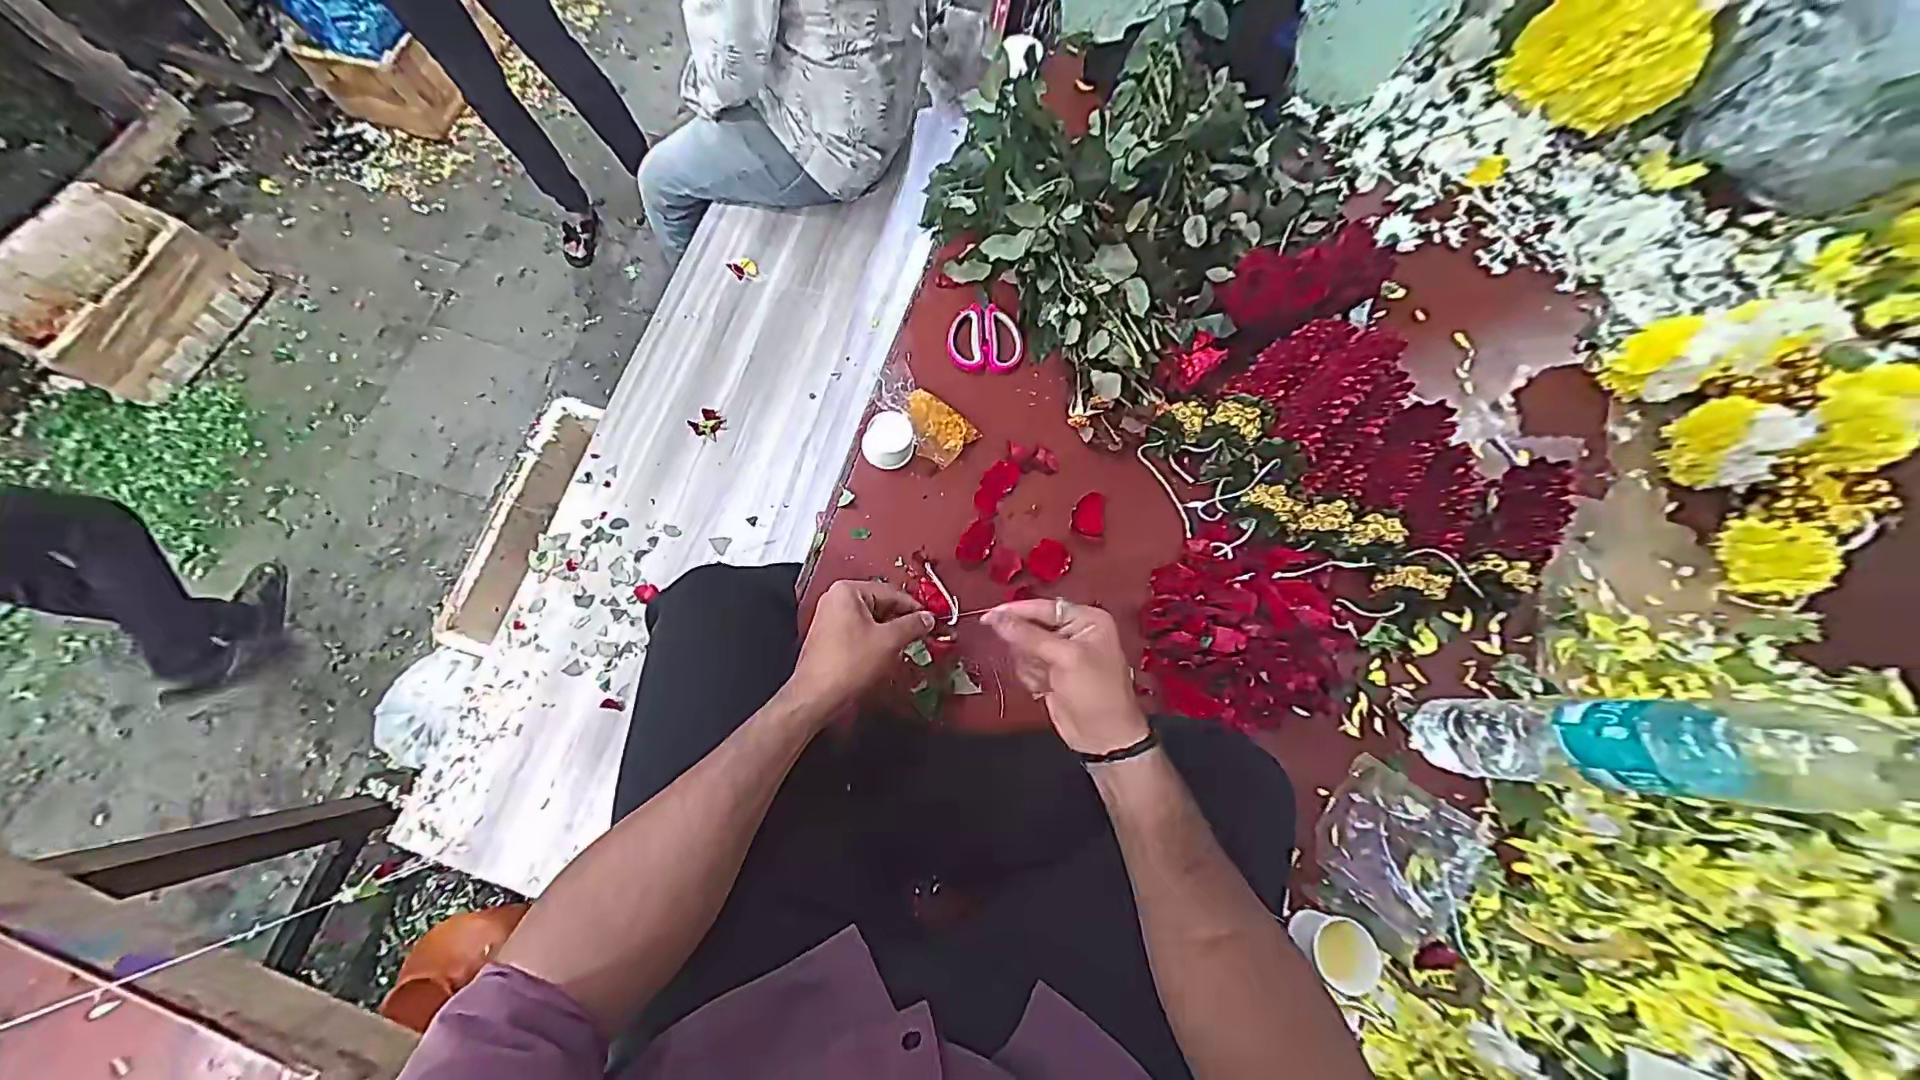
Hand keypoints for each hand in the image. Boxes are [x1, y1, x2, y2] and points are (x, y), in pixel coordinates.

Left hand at [786, 579, 934, 719]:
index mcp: (848, 591)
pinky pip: (859, 631)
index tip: (931, 620)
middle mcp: (835, 599)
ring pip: (870, 619)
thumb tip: (928, 618)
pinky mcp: (828, 636)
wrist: (816, 696)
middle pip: (880, 604)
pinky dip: (874, 640)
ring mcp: (829, 617)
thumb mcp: (889, 641)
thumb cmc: (849, 664)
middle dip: (901, 621)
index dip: (915, 608)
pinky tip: (885, 655)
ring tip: (904, 647)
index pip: (892, 593)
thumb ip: (913, 625)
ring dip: (889, 632)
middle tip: (921, 635)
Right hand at [983, 599, 1149, 755]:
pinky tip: (1044, 687)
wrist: (1103, 737)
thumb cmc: (1096, 692)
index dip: (1017, 611)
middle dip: (1027, 646)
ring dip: (1030, 664)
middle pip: (1031, 627)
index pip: (1045, 607)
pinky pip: (1026, 664)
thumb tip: (996, 617)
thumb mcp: (1066, 658)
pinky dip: (1031, 676)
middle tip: (1034, 661)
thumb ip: (1029, 636)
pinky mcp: (1050, 672)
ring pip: (1024, 647)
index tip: (990, 616)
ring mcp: (1061, 653)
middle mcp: (1074, 632)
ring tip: (1045, 678)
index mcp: (1087, 620)